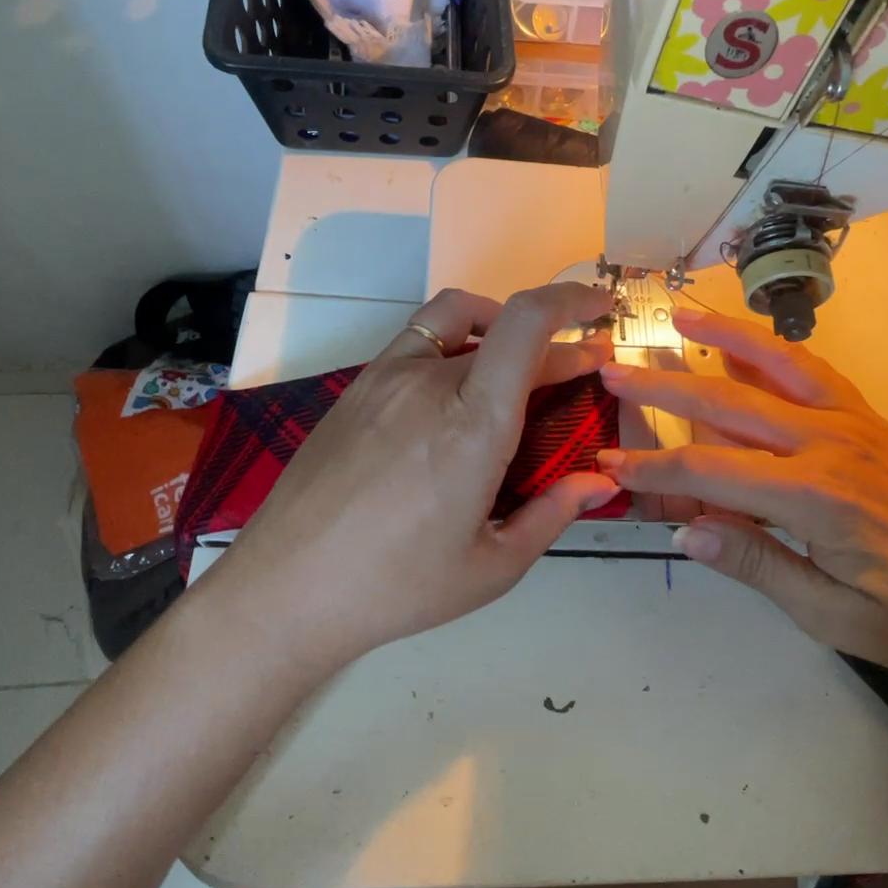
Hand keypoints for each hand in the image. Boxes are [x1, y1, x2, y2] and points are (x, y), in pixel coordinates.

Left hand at [208, 284, 621, 667]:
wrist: (286, 587)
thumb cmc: (397, 586)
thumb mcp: (492, 566)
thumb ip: (552, 514)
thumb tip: (599, 482)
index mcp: (474, 421)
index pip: (528, 322)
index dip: (571, 299)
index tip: (600, 309)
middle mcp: (430, 381)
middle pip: (504, 330)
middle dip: (554, 346)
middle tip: (579, 375)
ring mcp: (385, 377)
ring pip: (457, 321)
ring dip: (500, 331)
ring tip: (515, 369)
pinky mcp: (356, 388)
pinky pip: (417, 341)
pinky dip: (454, 344)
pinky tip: (454, 392)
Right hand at [596, 308, 887, 680]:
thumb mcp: (831, 615)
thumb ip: (756, 564)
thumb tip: (683, 531)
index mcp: (816, 497)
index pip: (710, 473)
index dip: (652, 470)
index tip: (605, 463)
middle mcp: (830, 443)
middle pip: (730, 404)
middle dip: (665, 389)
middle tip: (613, 369)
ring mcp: (855, 424)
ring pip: (777, 366)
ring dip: (725, 337)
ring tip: (682, 316)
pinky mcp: (873, 423)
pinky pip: (816, 373)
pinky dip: (776, 352)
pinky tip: (749, 347)